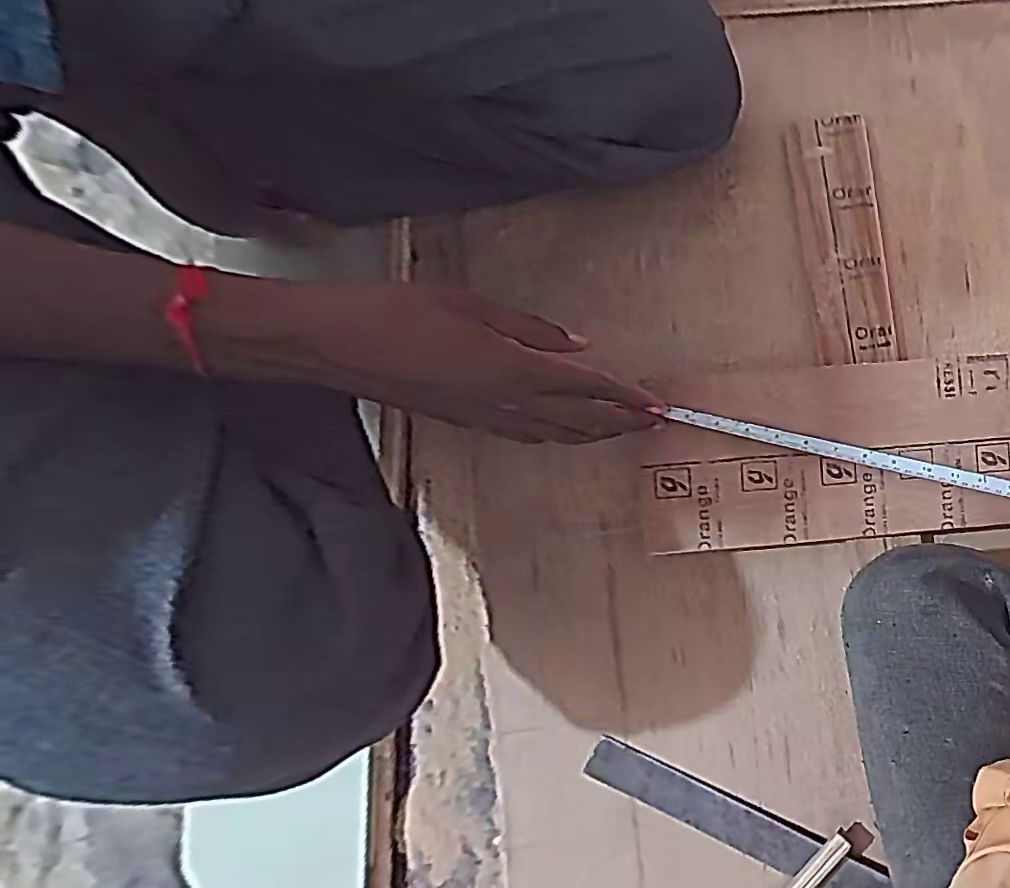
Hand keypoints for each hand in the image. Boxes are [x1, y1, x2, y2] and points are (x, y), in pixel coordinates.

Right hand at [201, 276, 666, 443]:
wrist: (324, 344)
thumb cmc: (391, 312)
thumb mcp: (470, 303)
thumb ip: (532, 328)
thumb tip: (578, 345)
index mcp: (517, 370)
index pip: (593, 388)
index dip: (630, 398)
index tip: (660, 406)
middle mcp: (513, 403)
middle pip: (588, 421)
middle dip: (627, 423)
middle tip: (657, 422)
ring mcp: (494, 420)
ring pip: (565, 435)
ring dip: (601, 433)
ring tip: (627, 428)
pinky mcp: (474, 426)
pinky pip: (535, 438)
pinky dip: (566, 436)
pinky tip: (574, 432)